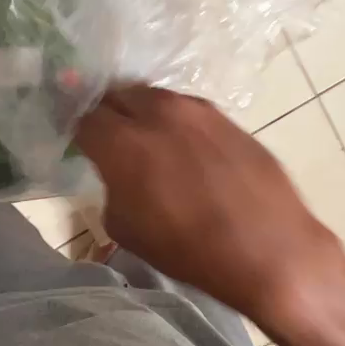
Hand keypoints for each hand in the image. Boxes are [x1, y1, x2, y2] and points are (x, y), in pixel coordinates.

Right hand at [74, 86, 344, 320]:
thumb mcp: (126, 228)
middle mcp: (159, 113)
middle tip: (107, 138)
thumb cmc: (188, 250)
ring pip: (155, 99)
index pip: (83, 118)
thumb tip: (117, 172)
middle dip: (107, 113)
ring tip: (148, 143)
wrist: (268, 249)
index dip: (76, 130)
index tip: (77, 142)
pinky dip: (177, 125)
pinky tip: (186, 152)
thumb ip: (111, 187)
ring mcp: (198, 110)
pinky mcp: (228, 118)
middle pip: (118, 95)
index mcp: (123, 142)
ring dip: (143, 115)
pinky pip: (189, 112)